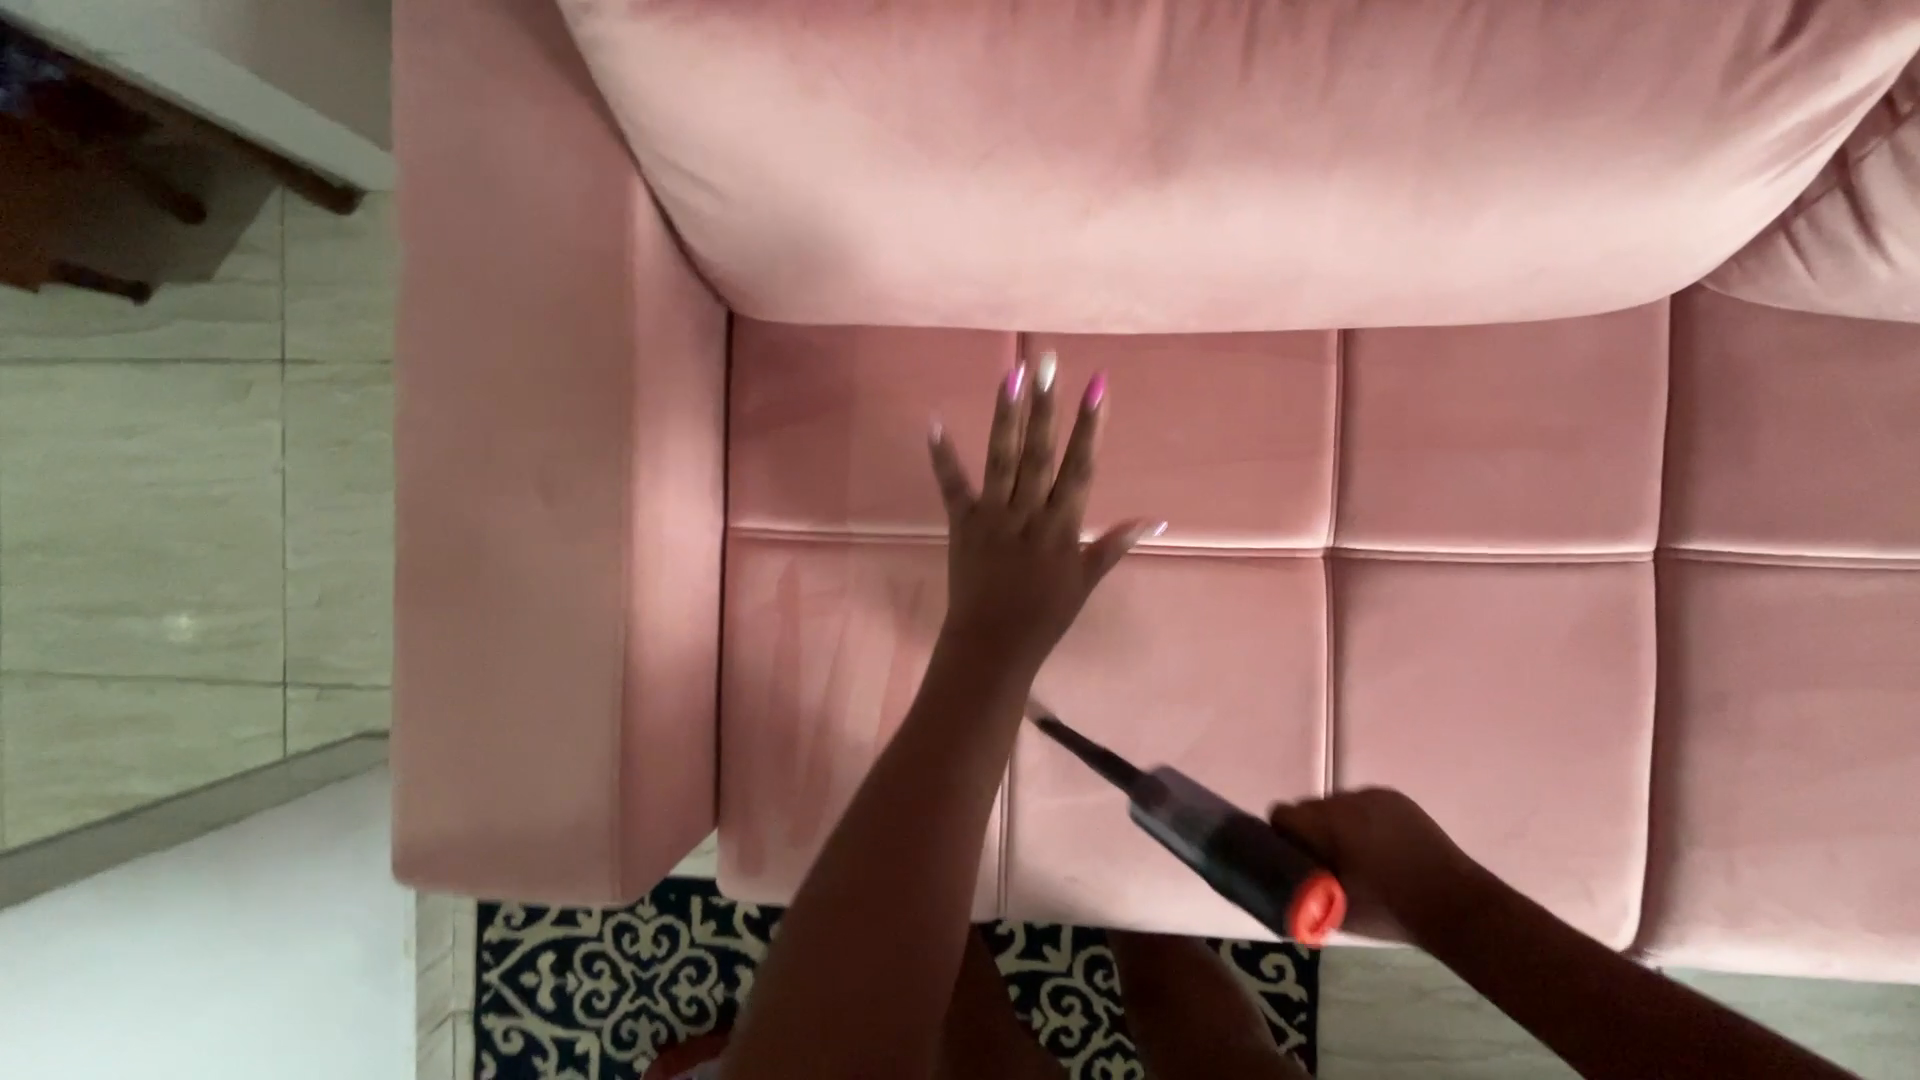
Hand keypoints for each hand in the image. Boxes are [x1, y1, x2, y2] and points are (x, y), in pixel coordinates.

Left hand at [927, 351, 1163, 678]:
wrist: (993, 644)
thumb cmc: (1046, 615)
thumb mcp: (1086, 581)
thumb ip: (1115, 544)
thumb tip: (1156, 520)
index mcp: (1063, 526)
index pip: (1081, 466)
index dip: (1091, 425)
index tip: (1098, 385)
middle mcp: (1029, 513)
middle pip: (1039, 452)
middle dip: (1046, 405)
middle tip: (1048, 360)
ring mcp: (992, 516)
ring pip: (1001, 458)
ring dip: (1006, 415)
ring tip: (1012, 373)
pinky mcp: (961, 523)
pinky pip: (951, 485)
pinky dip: (942, 455)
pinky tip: (935, 421)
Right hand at [1268, 788, 1488, 946]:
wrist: (1454, 906)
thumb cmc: (1387, 910)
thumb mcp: (1332, 908)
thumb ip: (1300, 886)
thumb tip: (1284, 881)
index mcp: (1324, 823)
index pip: (1281, 814)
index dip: (1284, 837)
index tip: (1299, 860)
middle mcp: (1343, 800)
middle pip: (1308, 808)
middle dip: (1313, 830)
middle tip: (1330, 862)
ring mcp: (1372, 795)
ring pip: (1336, 804)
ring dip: (1338, 824)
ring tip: (1360, 855)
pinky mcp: (1395, 798)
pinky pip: (1364, 803)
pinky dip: (1364, 819)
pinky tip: (1381, 845)